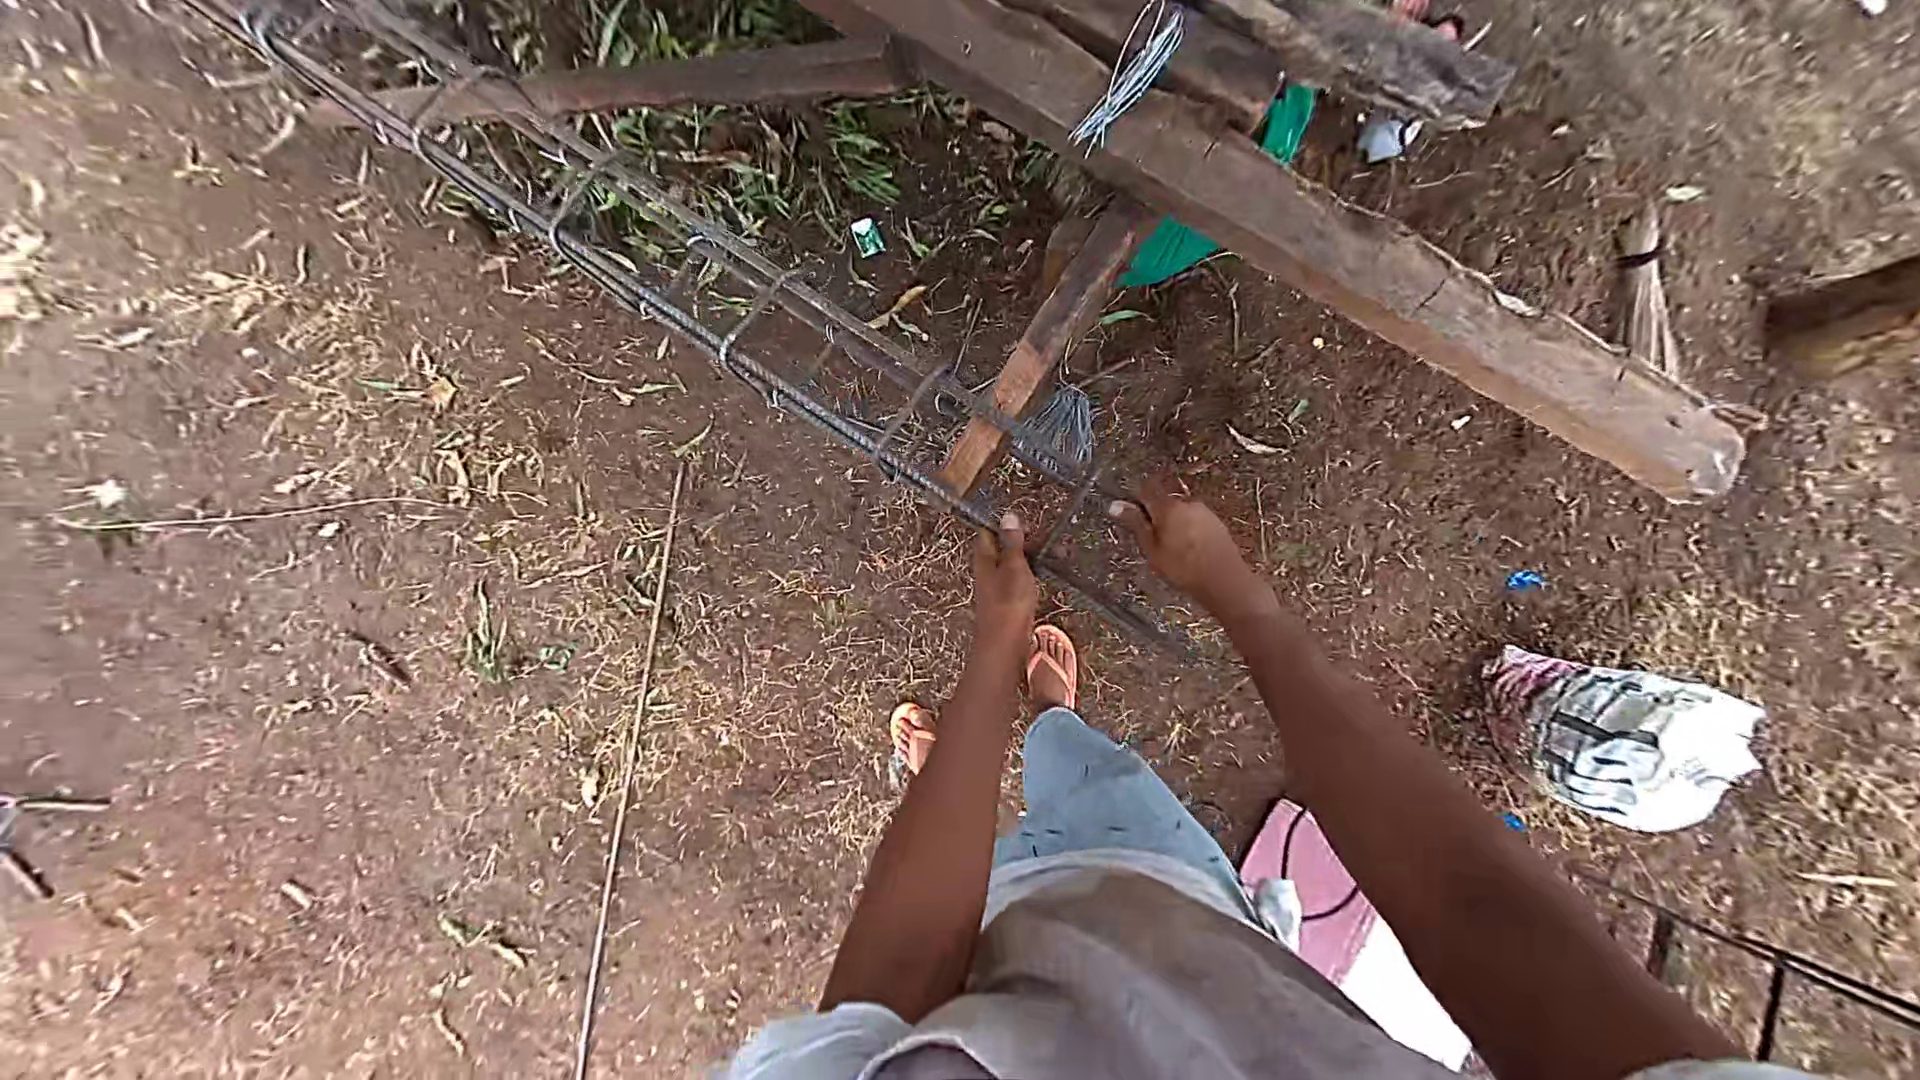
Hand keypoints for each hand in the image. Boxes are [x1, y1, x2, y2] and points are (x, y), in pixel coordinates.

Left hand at [972, 512, 1036, 644]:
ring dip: (1028, 559)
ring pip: (1010, 566)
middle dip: (1020, 542)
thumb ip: (1012, 543)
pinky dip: (1029, 576)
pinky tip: (1042, 578)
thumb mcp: (1014, 566)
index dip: (1004, 525)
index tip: (1025, 521)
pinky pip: (1017, 582)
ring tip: (1052, 554)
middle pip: (1000, 550)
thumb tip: (1008, 516)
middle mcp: (986, 572)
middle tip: (1043, 538)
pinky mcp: (1006, 603)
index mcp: (984, 559)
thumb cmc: (1008, 602)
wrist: (1005, 643)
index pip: (988, 533)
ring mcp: (995, 588)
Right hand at [1109, 474, 1272, 619]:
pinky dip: (1189, 533)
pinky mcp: (1217, 524)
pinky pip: (1195, 523)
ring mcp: (1205, 513)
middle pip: (1165, 504)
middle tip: (1153, 544)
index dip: (1137, 503)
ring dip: (1173, 527)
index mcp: (1168, 506)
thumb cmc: (1182, 567)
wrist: (1224, 581)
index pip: (1146, 491)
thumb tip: (1115, 505)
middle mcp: (1188, 503)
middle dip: (1157, 519)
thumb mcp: (1151, 548)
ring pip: (1181, 514)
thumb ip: (1135, 523)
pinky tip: (1189, 553)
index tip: (1133, 520)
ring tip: (1173, 552)